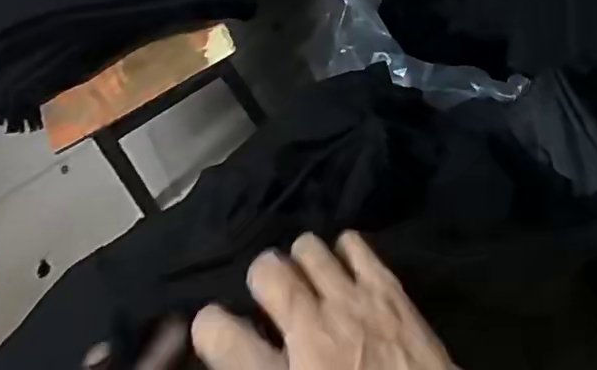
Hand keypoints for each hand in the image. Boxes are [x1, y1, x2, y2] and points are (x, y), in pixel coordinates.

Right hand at [191, 232, 456, 369]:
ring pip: (309, 248)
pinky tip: (344, 268)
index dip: (210, 327)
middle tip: (269, 290)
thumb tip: (253, 354)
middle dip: (261, 275)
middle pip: (267, 272)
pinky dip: (343, 251)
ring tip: (307, 276)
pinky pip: (352, 243)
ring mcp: (352, 301)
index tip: (210, 321)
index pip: (226, 340)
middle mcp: (311, 331)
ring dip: (301, 260)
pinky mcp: (387, 287)